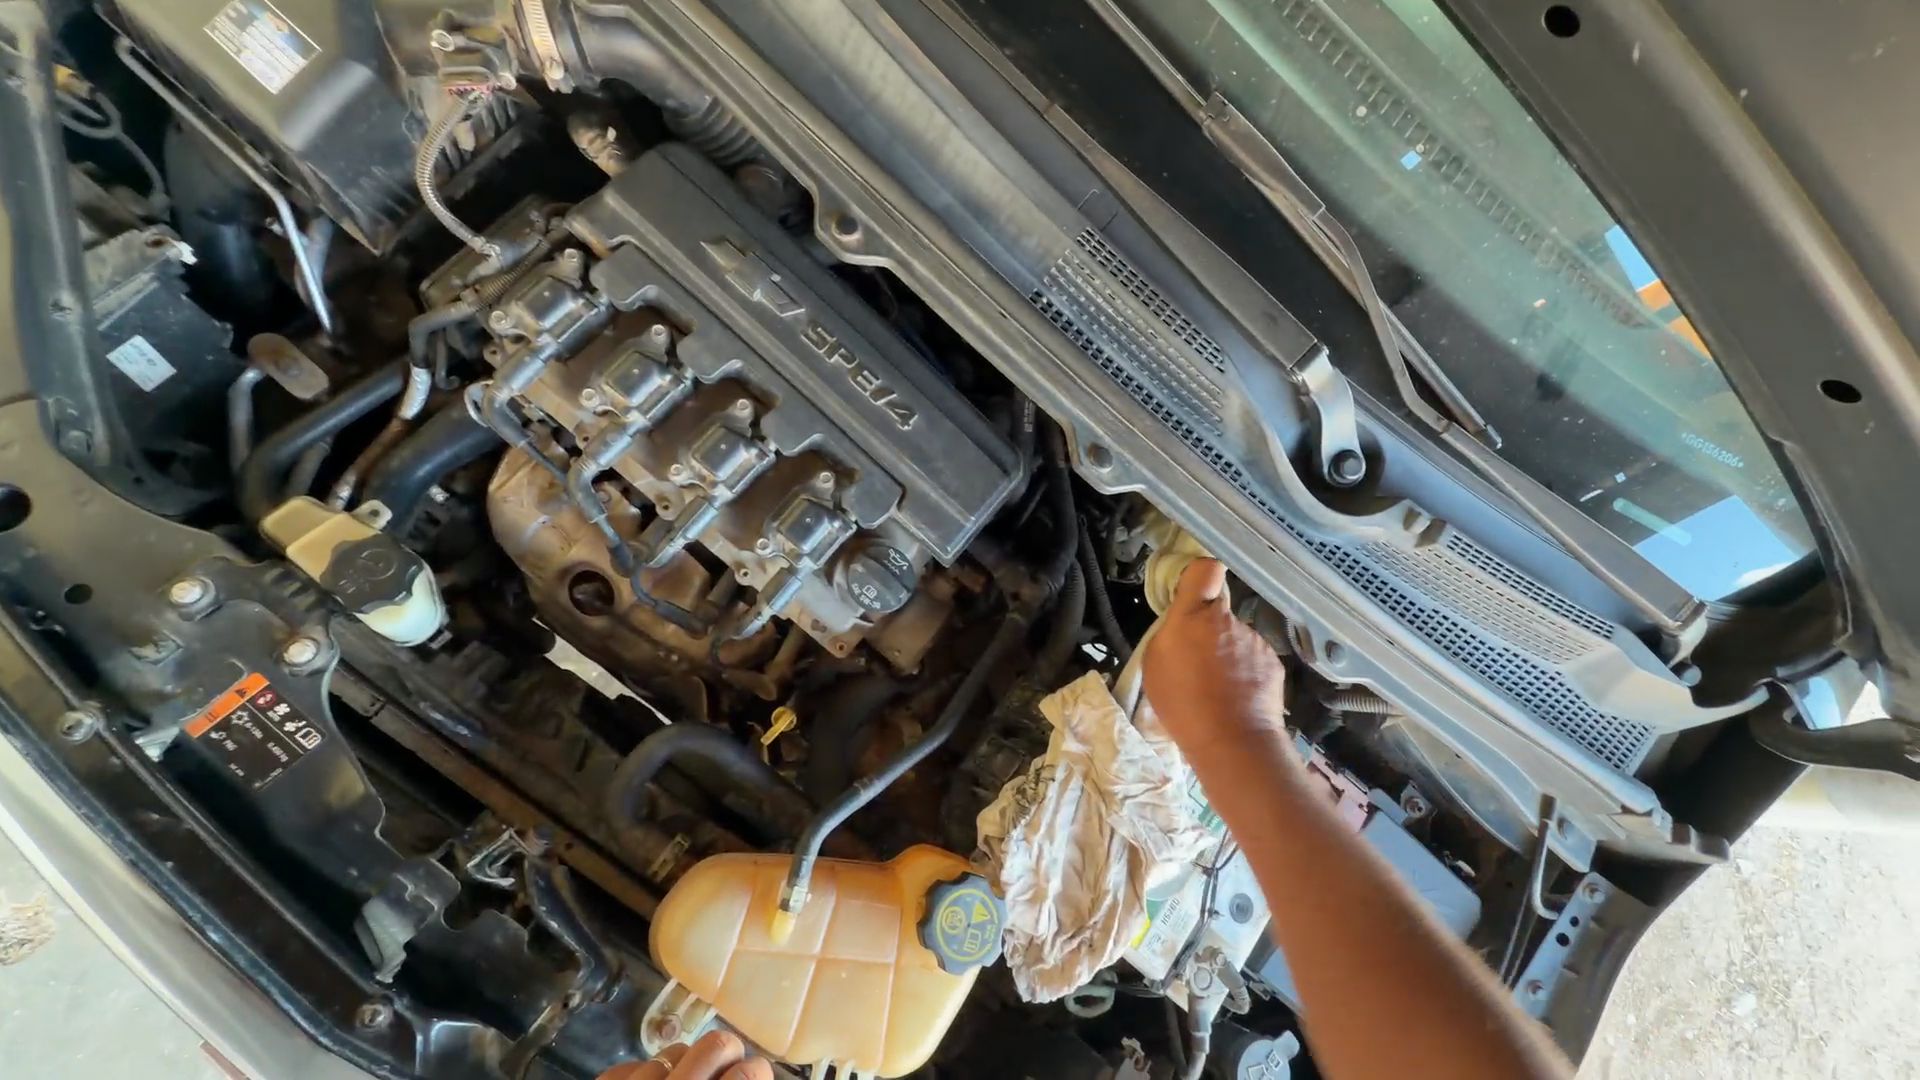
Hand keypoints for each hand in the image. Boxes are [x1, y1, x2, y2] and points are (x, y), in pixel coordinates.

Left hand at [599, 1031, 772, 1079]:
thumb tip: (755, 1072)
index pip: (746, 1074)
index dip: (758, 1071)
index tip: (758, 1073)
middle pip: (716, 1045)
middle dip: (725, 1053)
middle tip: (726, 1070)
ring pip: (673, 1051)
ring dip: (682, 1067)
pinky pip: (631, 1066)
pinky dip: (641, 1076)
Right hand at [1143, 558, 1287, 766]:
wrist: (1232, 741)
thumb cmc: (1183, 703)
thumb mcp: (1155, 664)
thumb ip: (1170, 634)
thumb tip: (1186, 627)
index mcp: (1195, 616)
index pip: (1205, 569)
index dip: (1198, 577)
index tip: (1190, 595)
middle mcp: (1228, 621)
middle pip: (1218, 611)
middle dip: (1207, 628)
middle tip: (1197, 661)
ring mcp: (1255, 641)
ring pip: (1236, 638)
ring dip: (1227, 653)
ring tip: (1217, 686)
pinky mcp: (1273, 664)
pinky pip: (1253, 659)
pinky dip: (1245, 672)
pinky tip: (1237, 696)